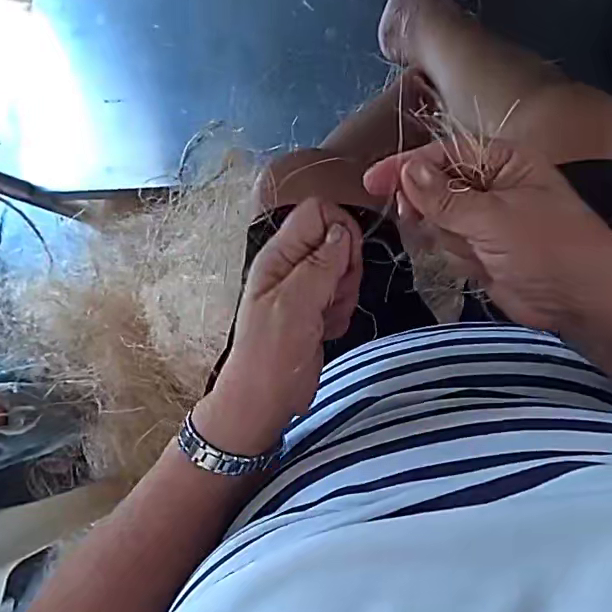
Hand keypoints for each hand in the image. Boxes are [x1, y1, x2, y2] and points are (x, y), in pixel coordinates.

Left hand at [196, 197, 361, 455]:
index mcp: (279, 255)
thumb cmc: (271, 354)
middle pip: (338, 239)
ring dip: (345, 294)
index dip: (340, 229)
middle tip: (331, 297)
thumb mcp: (295, 305)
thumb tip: (343, 231)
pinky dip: (343, 311)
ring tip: (326, 317)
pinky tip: (327, 329)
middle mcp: (291, 265)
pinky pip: (344, 295)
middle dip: (346, 267)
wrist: (265, 400)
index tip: (344, 262)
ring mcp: (304, 288)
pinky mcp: (316, 310)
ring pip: (345, 269)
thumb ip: (320, 264)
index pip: (317, 212)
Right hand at [363, 139, 611, 330]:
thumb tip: (408, 170)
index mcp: (502, 161)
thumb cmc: (549, 249)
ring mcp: (485, 221)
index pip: (442, 154)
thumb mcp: (495, 218)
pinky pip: (449, 247)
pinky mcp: (482, 252)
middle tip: (419, 222)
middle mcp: (491, 186)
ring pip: (437, 222)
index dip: (406, 166)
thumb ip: (445, 197)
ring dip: (449, 239)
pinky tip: (482, 267)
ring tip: (478, 253)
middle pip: (434, 187)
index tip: (372, 183)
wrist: (584, 302)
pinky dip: (458, 258)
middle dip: (428, 208)